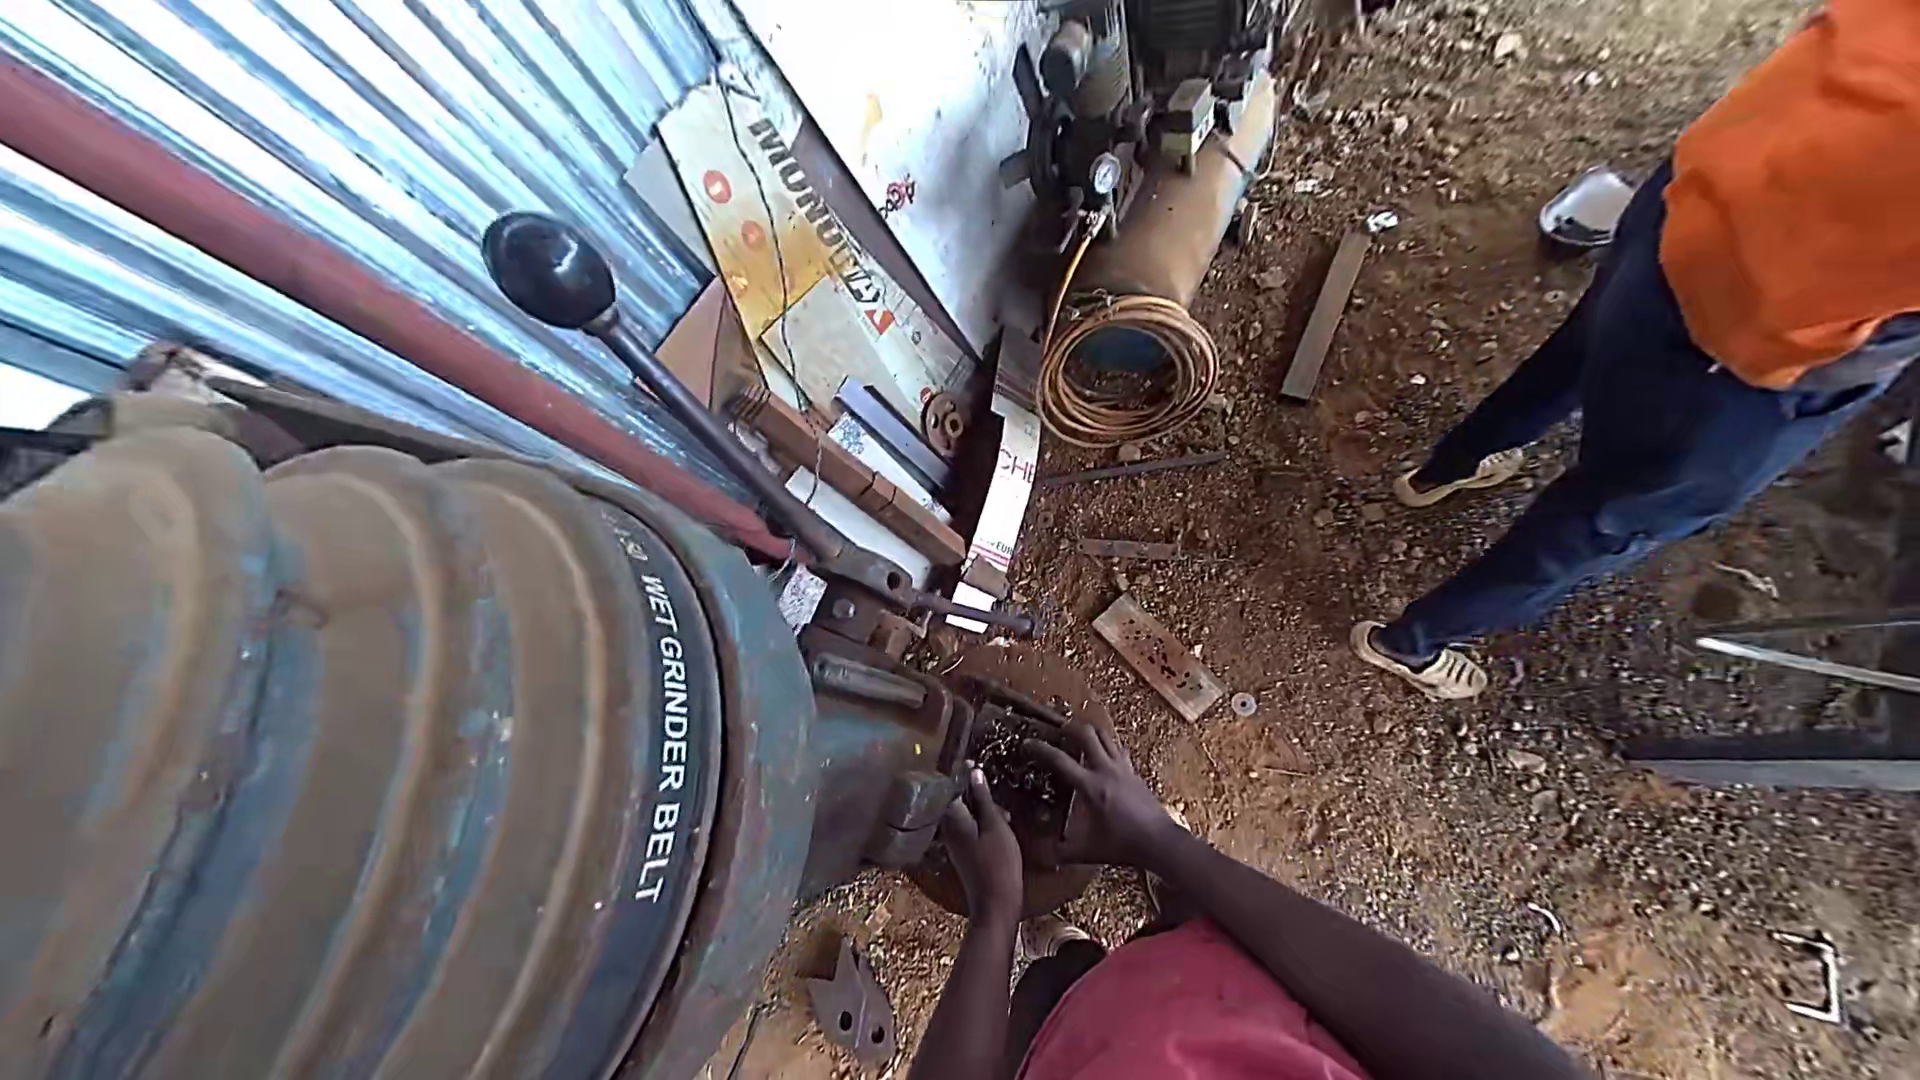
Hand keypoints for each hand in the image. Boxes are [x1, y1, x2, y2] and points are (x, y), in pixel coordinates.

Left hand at [940, 765, 1023, 925]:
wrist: (996, 906)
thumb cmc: (999, 862)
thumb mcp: (995, 825)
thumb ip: (983, 798)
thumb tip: (974, 770)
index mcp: (953, 818)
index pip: (953, 787)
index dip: (966, 776)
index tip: (978, 765)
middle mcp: (948, 829)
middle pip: (960, 801)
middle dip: (980, 797)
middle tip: (1002, 806)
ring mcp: (954, 843)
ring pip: (967, 816)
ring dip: (985, 813)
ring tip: (1006, 819)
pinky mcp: (962, 853)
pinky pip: (970, 829)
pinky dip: (984, 826)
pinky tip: (1001, 833)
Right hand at [1025, 723, 1188, 870]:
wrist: (1160, 842)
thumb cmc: (1123, 845)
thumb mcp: (1089, 851)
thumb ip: (1064, 852)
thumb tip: (1046, 856)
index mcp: (1091, 786)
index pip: (1060, 760)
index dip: (1040, 749)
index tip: (1027, 743)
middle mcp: (1106, 770)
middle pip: (1086, 734)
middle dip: (1069, 727)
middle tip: (1058, 729)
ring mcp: (1122, 768)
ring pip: (1105, 736)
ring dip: (1089, 731)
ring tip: (1078, 734)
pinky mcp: (1133, 772)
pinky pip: (1117, 748)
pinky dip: (1106, 744)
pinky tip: (1102, 753)